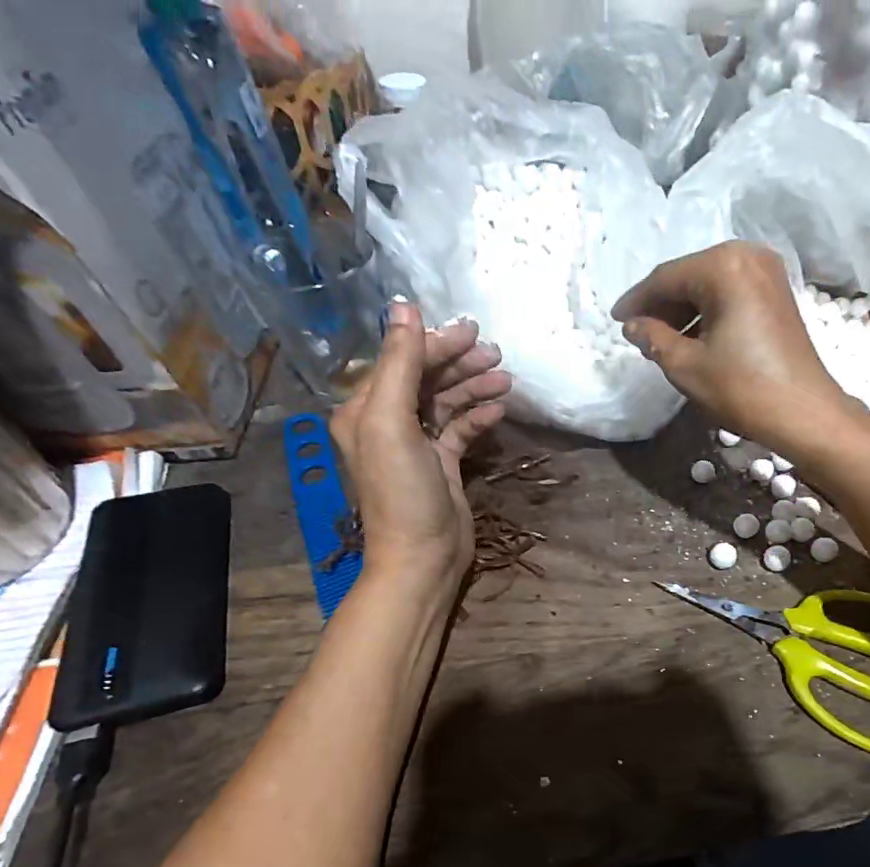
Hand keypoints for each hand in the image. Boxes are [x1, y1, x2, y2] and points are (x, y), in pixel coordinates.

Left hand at [331, 301, 511, 588]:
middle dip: (459, 363)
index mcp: (364, 409)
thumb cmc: (401, 490)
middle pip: (425, 377)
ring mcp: (416, 443)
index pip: (400, 361)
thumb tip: (405, 307)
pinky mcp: (442, 463)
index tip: (472, 333)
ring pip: (446, 401)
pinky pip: (460, 428)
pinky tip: (500, 410)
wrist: (422, 556)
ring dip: (474, 387)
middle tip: (495, 353)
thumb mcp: (391, 423)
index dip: (434, 344)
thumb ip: (399, 364)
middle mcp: (387, 422)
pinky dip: (478, 416)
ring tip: (505, 380)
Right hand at [613, 241, 863, 457]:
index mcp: (723, 266)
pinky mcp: (777, 292)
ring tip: (659, 341)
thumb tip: (632, 326)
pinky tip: (690, 337)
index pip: (666, 278)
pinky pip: (729, 293)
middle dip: (660, 305)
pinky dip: (706, 312)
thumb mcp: (686, 365)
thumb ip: (653, 338)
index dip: (637, 301)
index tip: (614, 320)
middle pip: (688, 276)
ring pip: (708, 285)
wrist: (803, 412)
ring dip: (682, 310)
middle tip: (636, 333)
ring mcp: (767, 272)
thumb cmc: (742, 387)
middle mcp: (747, 256)